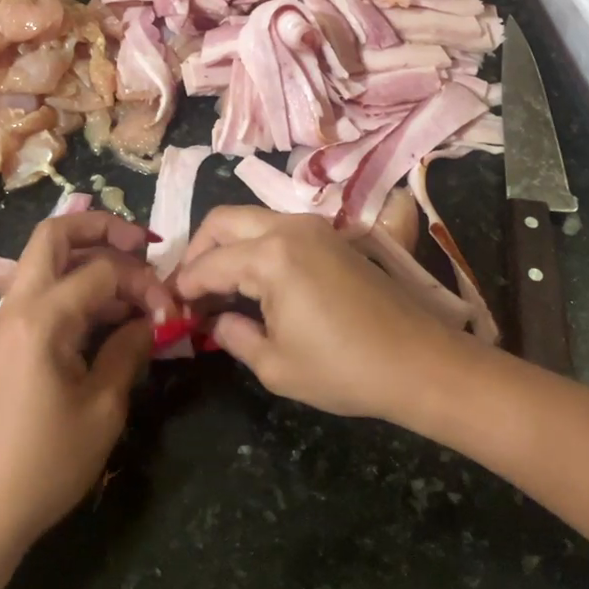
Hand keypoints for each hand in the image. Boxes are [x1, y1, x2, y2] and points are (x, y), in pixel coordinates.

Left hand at [0, 212, 166, 588]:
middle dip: (102, 228)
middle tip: (144, 245)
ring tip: (136, 284)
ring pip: (47, 260)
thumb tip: (152, 321)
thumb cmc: (45, 463)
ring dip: (90, 257)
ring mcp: (8, 322)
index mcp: (42, 317)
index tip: (171, 313)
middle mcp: (19, 306)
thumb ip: (129, 351)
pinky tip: (111, 314)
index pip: (102, 269)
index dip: (144, 282)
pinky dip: (76, 286)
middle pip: (55, 235)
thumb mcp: (102, 409)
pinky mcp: (8, 342)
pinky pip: (44, 292)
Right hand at [174, 207, 465, 422]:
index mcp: (270, 255)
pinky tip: (252, 284)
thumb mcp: (275, 365)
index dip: (182, 287)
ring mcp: (313, 227)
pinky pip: (276, 229)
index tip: (168, 310)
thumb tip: (213, 321)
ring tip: (217, 290)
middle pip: (222, 220)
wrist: (419, 362)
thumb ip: (233, 336)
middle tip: (189, 291)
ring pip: (250, 220)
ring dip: (226, 247)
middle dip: (197, 251)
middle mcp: (288, 227)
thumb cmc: (344, 369)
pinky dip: (253, 247)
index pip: (207, 264)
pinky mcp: (331, 237)